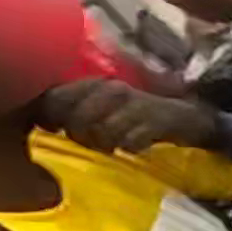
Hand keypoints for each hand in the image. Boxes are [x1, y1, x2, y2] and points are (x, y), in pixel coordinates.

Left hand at [38, 78, 218, 153]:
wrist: (189, 119)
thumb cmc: (140, 117)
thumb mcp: (104, 107)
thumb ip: (74, 108)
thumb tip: (42, 122)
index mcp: (93, 83)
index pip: (54, 98)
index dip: (50, 118)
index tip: (56, 130)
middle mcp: (111, 89)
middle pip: (77, 118)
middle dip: (81, 136)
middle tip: (93, 143)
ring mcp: (135, 105)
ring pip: (103, 131)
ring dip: (107, 145)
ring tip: (114, 147)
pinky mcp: (156, 121)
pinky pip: (130, 141)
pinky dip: (130, 147)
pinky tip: (136, 147)